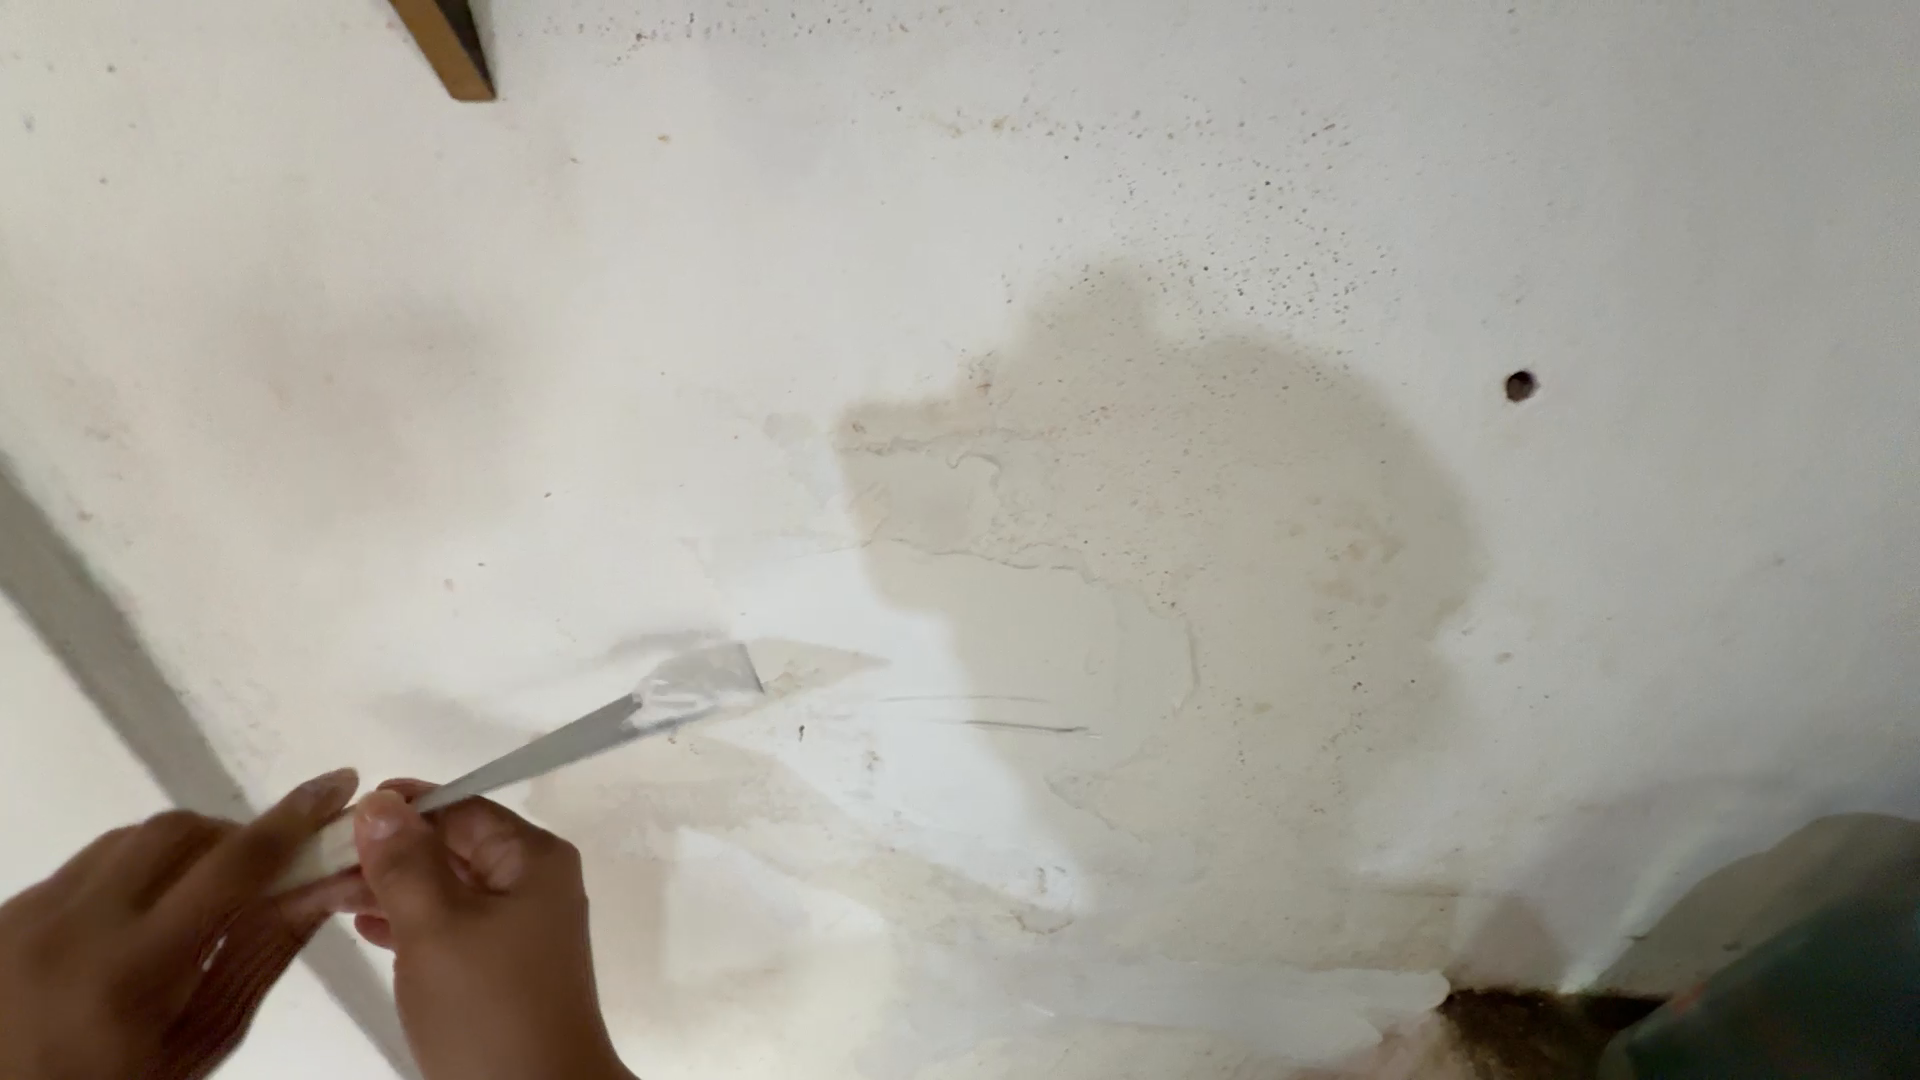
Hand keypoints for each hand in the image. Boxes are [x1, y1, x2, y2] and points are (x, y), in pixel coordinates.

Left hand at [0, 769, 363, 1079]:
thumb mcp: (207, 1034)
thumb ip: (271, 947)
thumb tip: (336, 877)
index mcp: (133, 968)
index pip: (237, 863)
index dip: (298, 815)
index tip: (340, 784)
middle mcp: (69, 932)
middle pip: (179, 831)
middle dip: (232, 837)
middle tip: (255, 869)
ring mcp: (18, 924)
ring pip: (126, 841)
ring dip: (178, 853)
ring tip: (188, 898)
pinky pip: (80, 869)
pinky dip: (126, 877)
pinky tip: (128, 923)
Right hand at [344, 780, 632, 1079]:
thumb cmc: (487, 1004)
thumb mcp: (438, 927)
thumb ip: (407, 862)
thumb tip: (382, 800)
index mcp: (534, 856)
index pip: (467, 810)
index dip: (408, 807)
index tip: (340, 814)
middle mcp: (534, 878)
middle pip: (457, 845)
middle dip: (391, 849)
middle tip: (314, 860)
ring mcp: (521, 921)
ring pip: (449, 885)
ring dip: (392, 885)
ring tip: (320, 892)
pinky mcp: (502, 961)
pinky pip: (452, 922)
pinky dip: (410, 919)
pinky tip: (365, 924)